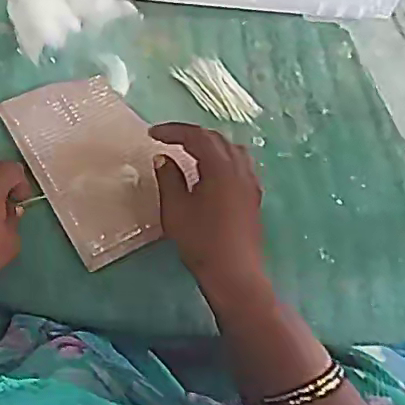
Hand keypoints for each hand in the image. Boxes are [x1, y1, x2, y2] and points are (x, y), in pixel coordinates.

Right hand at [150, 123, 268, 287]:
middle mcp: (240, 170)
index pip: (197, 137)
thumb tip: (163, 158)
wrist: (233, 273)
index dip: (173, 131)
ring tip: (187, 150)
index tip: (152, 134)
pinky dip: (220, 158)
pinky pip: (238, 164)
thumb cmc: (200, 240)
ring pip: (231, 150)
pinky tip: (208, 171)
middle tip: (166, 139)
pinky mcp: (252, 197)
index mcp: (220, 169)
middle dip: (190, 135)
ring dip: (208, 144)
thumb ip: (169, 178)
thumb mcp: (176, 208)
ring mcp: (250, 184)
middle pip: (216, 139)